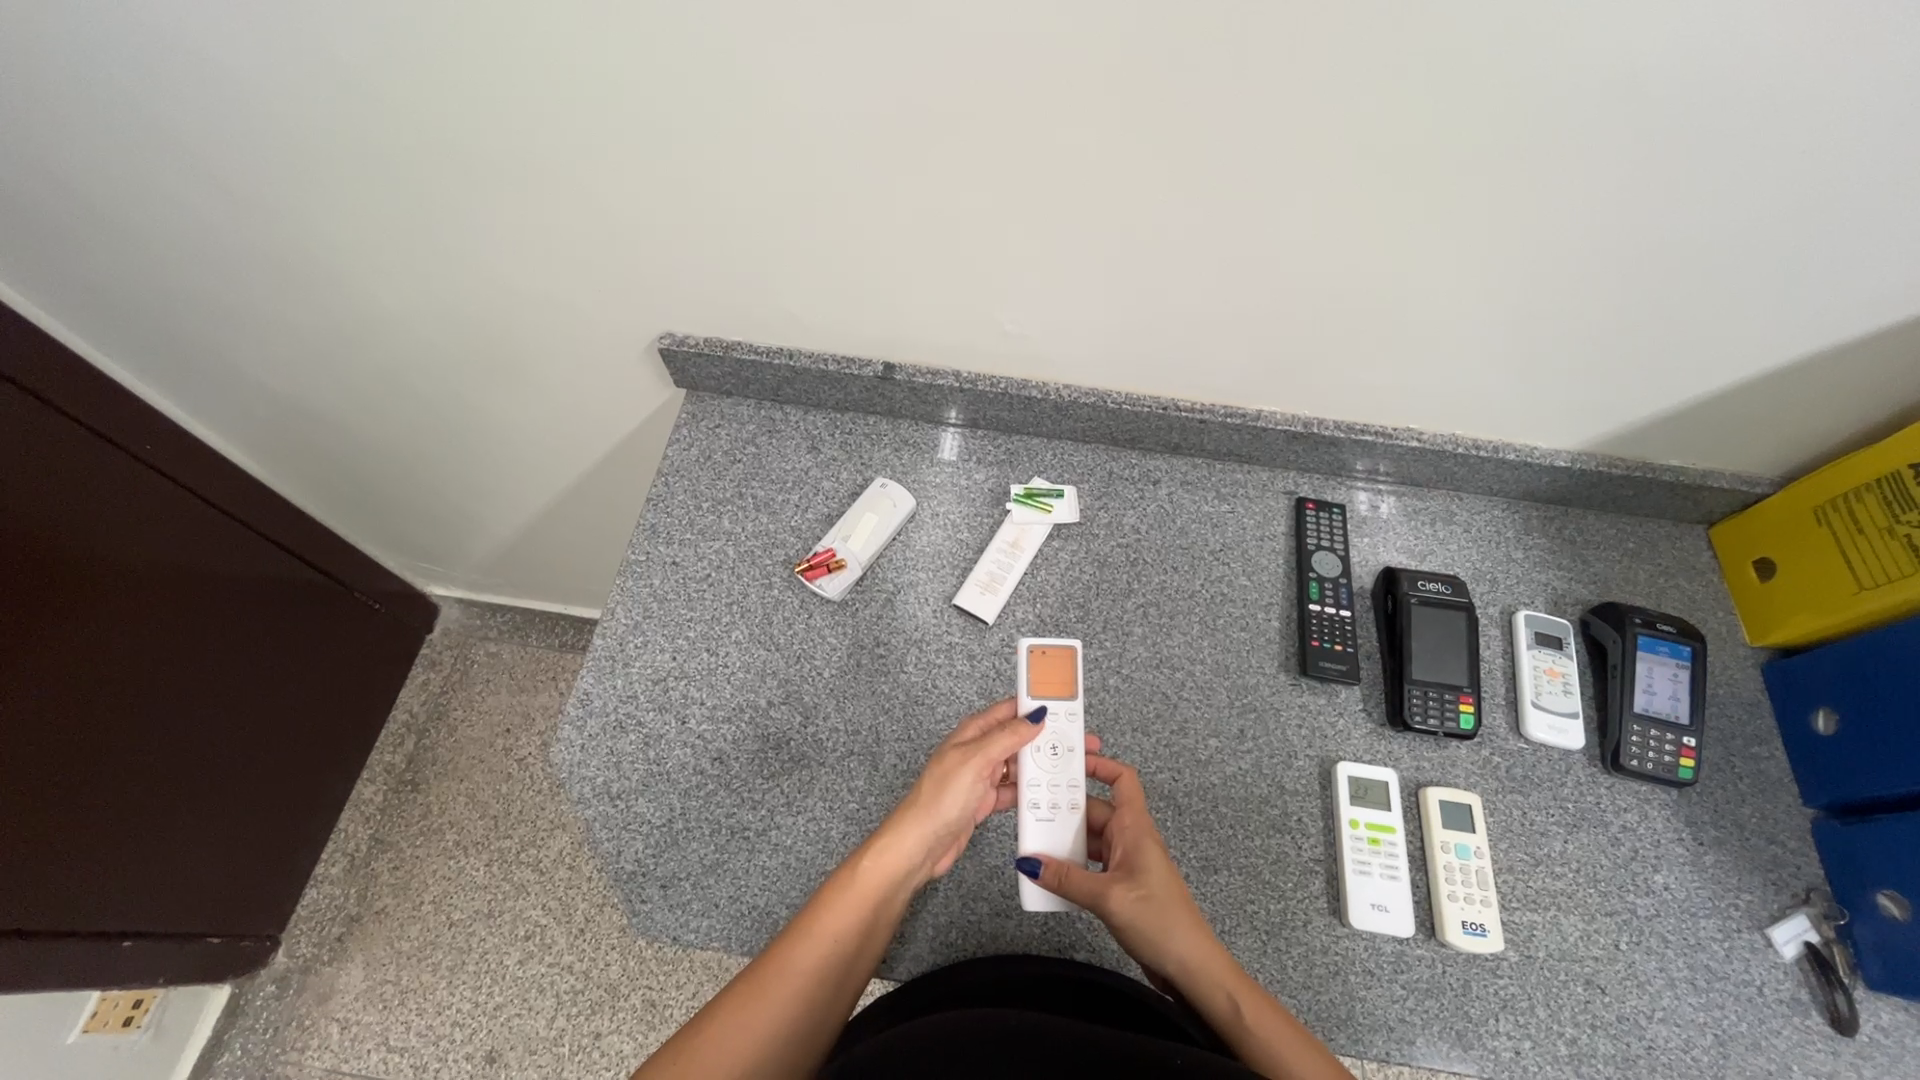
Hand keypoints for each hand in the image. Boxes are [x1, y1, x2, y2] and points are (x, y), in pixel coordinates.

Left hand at [874, 699, 1100, 886]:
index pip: (1009, 710)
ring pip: (1017, 765)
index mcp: (972, 732)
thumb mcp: (976, 760)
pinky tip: (1043, 795)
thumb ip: (1006, 737)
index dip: (1034, 706)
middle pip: (1017, 737)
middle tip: (1076, 742)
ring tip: (1065, 768)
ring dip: (1039, 767)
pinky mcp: (983, 800)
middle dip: (1045, 739)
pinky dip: (1028, 792)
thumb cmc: (937, 799)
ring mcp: (980, 777)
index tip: (1062, 706)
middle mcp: (977, 751)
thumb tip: (1033, 717)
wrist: (921, 844)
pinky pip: (1012, 790)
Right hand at [1018, 754, 1224, 988]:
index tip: (1067, 764)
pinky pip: (1090, 864)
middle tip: (1030, 808)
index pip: (1121, 779)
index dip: (1098, 764)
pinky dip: (1071, 866)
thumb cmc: (1160, 922)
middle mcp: (1131, 838)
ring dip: (1064, 840)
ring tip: (1031, 841)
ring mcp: (1127, 863)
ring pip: (1089, 839)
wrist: (1190, 967)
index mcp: (1135, 828)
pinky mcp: (1122, 886)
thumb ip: (1066, 879)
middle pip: (1094, 810)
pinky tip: (1050, 875)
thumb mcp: (1108, 897)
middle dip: (1064, 808)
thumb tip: (1029, 862)